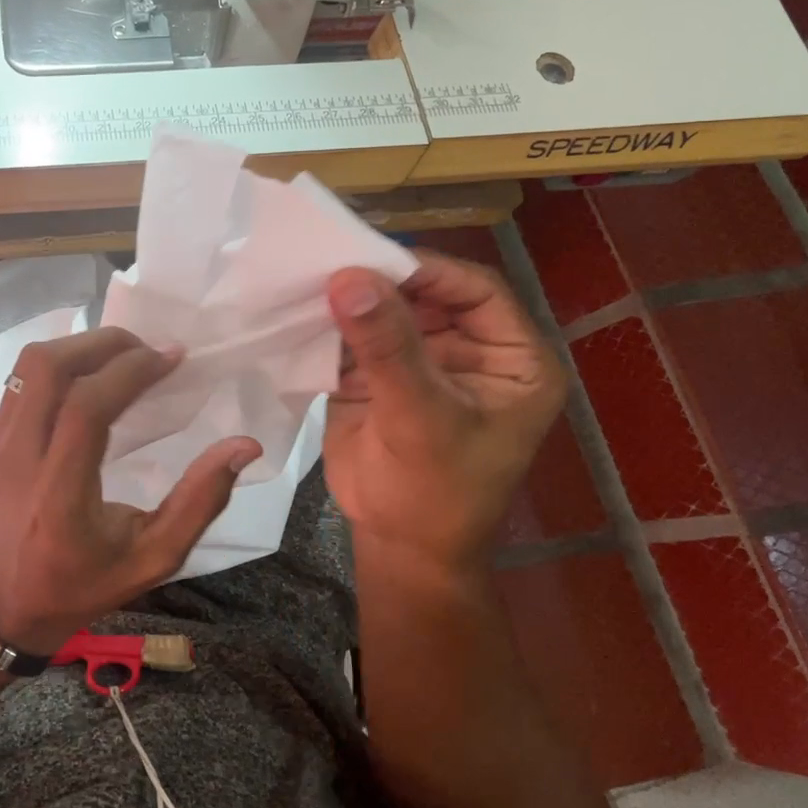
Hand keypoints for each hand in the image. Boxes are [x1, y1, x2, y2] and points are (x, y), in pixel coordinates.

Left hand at [0, 328, 261, 653]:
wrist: (11, 597)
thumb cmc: (85, 582)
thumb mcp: (155, 557)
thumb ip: (200, 501)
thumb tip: (243, 446)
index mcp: (58, 493)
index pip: (85, 407)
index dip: (130, 371)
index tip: (171, 357)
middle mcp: (18, 457)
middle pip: (47, 367)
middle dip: (103, 343)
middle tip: (147, 350)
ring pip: (29, 364)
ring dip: (79, 347)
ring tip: (122, 357)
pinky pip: (21, 381)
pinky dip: (58, 366)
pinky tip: (90, 379)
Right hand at [323, 251, 565, 569]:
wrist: (400, 548)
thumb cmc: (437, 492)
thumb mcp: (421, 417)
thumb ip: (388, 347)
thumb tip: (350, 277)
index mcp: (512, 358)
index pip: (475, 290)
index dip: (427, 271)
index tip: (370, 259)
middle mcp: (469, 350)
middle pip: (424, 295)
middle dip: (379, 282)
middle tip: (326, 262)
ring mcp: (419, 362)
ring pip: (384, 313)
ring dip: (348, 301)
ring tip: (304, 280)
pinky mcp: (377, 377)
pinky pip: (352, 339)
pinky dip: (326, 328)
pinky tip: (295, 313)